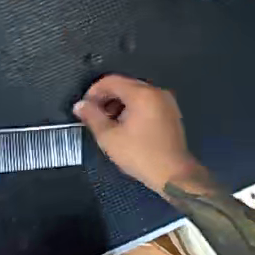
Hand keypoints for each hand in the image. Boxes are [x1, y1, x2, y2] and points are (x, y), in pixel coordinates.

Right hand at [72, 74, 208, 193]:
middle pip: (125, 85)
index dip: (93, 91)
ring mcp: (167, 102)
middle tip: (95, 117)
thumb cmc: (140, 155)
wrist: (174, 174)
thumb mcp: (109, 137)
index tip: (85, 108)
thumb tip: (80, 105)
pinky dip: (134, 109)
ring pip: (136, 94)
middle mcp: (157, 92)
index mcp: (142, 94)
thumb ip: (92, 117)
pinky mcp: (171, 113)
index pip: (111, 80)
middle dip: (106, 98)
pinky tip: (126, 127)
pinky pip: (148, 103)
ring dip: (119, 104)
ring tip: (109, 124)